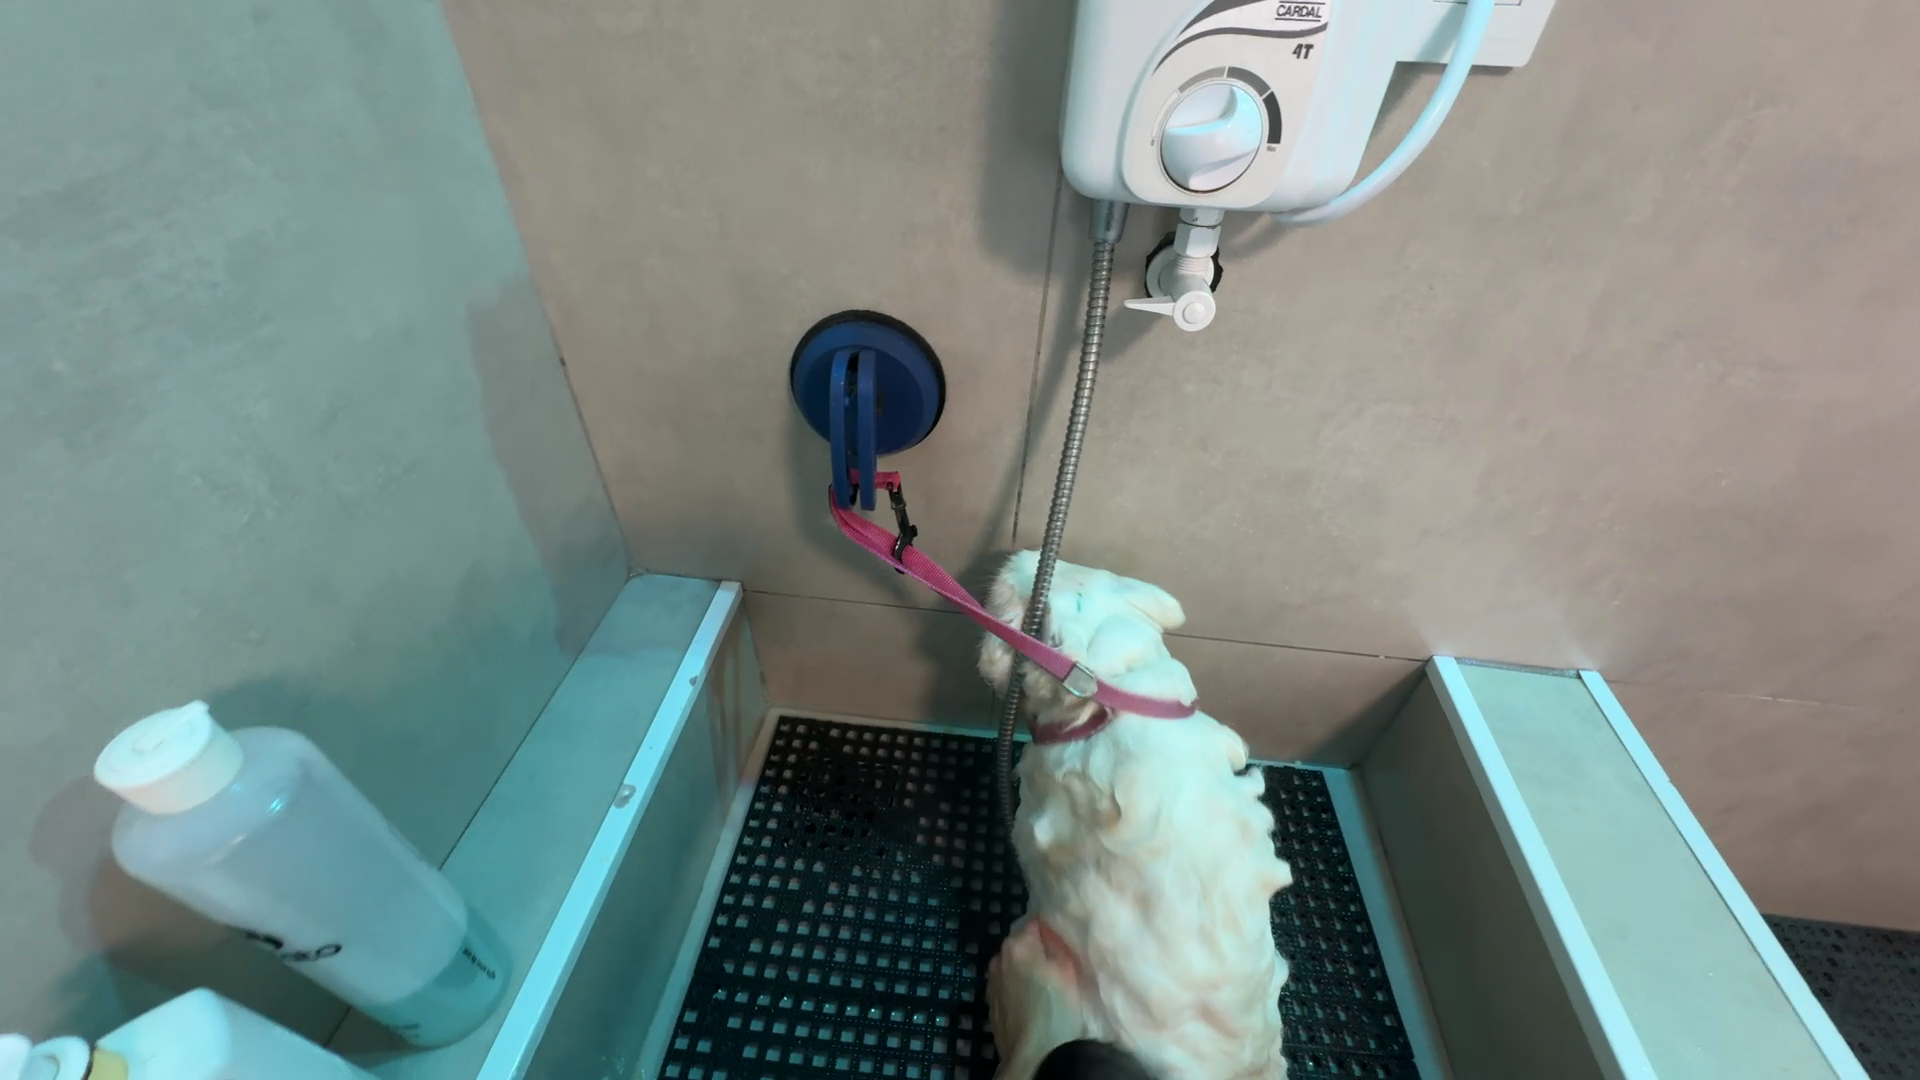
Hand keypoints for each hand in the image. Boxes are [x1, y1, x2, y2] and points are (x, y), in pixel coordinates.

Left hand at [989, 918, 1086, 1079]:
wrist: (1033, 1057)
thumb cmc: (1056, 1009)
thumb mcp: (1067, 969)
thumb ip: (1056, 943)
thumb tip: (1048, 932)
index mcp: (1017, 943)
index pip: (1034, 923)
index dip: (1048, 933)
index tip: (1058, 945)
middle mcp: (998, 957)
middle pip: (1020, 944)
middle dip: (1034, 952)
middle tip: (1053, 969)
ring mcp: (991, 981)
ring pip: (1011, 965)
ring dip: (1023, 971)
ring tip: (1041, 989)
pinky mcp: (990, 1004)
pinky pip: (1005, 986)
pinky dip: (1015, 989)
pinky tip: (1028, 1004)